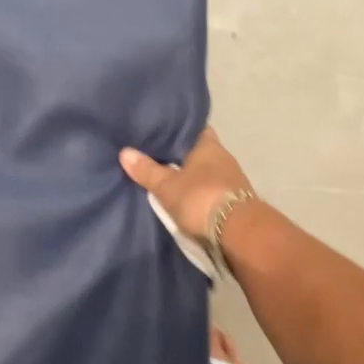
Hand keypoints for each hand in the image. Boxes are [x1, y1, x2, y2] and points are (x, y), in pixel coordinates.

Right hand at [119, 127, 254, 243]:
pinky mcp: (239, 202)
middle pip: (202, 151)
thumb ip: (147, 170)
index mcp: (208, 145)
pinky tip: (192, 200)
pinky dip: (205, 194)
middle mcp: (224, 157)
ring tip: (174, 180)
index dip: (180, 130)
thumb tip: (124, 152)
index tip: (163, 133)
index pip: (194, 129)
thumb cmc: (201, 198)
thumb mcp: (167, 186)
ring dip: (197, 177)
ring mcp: (234, 180)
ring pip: (210, 172)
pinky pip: (217, 191)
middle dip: (186, 156)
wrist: (240, 234)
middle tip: (162, 158)